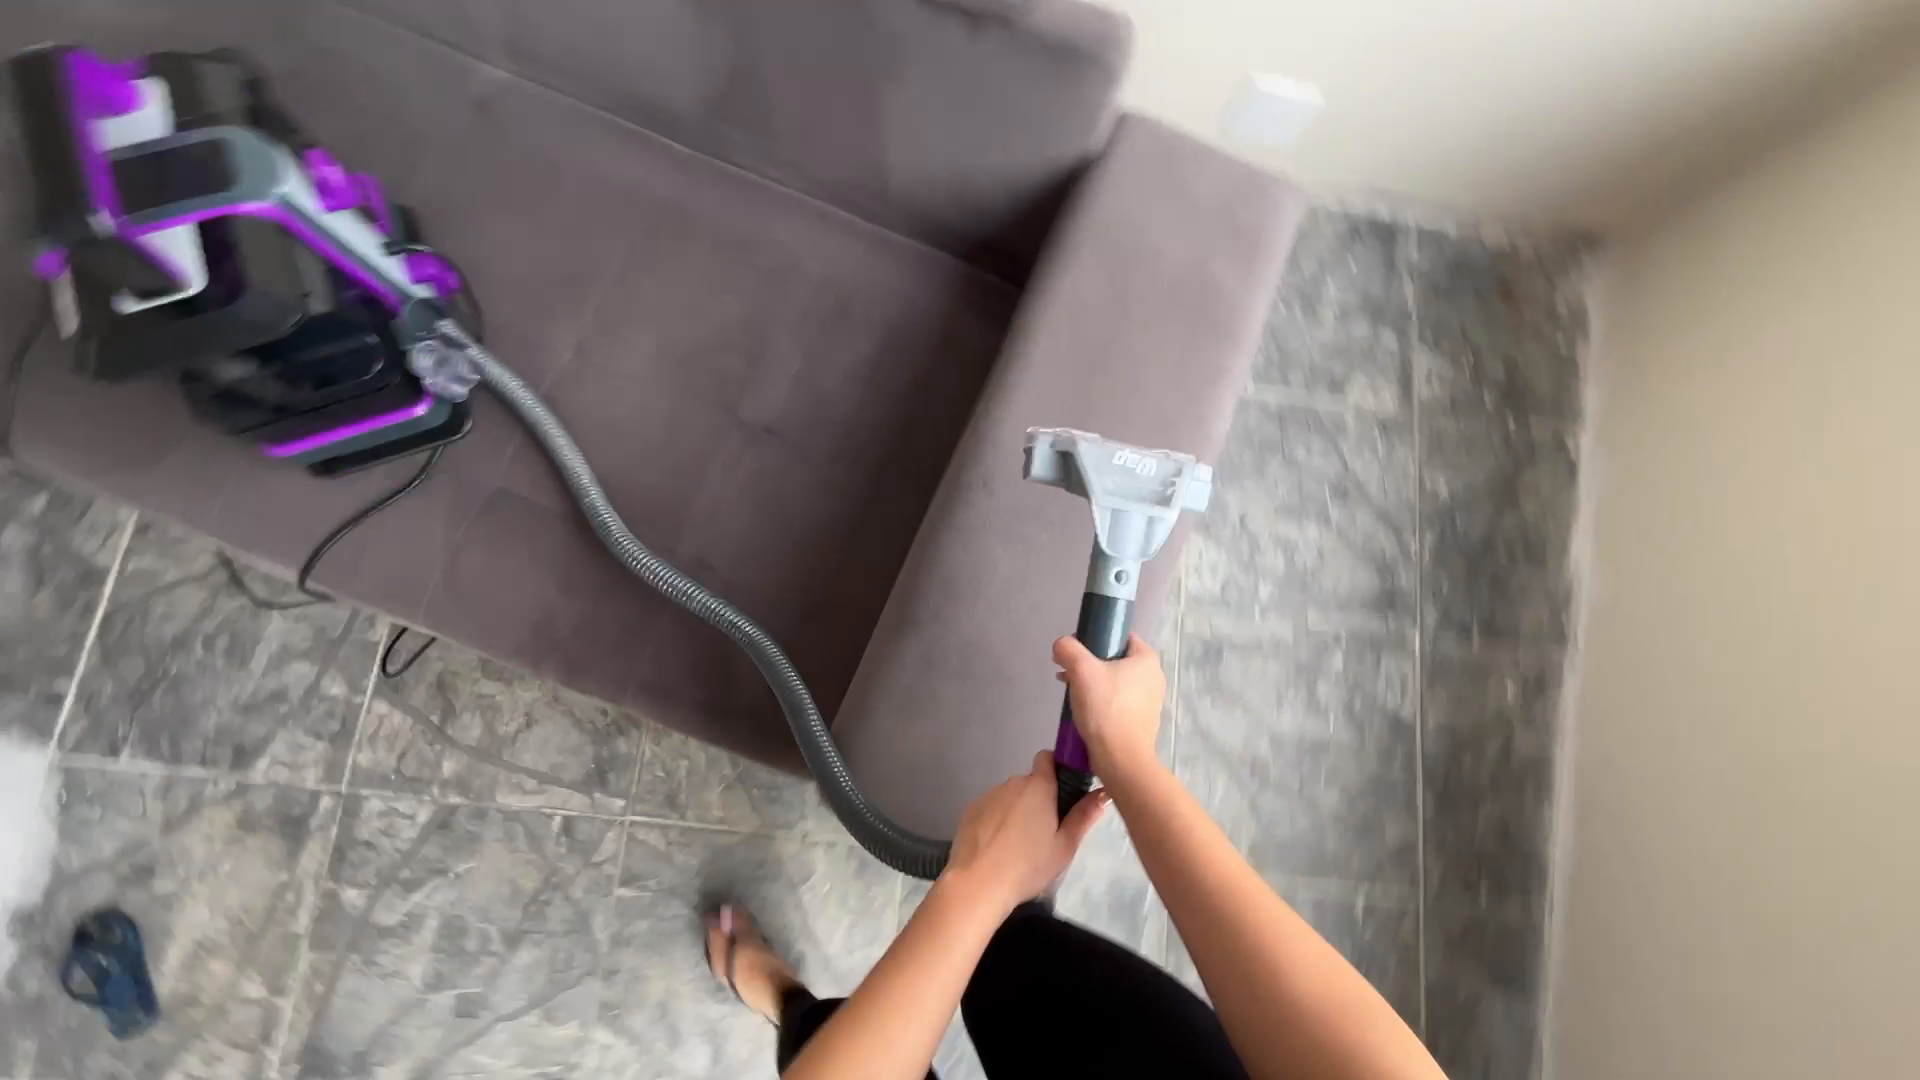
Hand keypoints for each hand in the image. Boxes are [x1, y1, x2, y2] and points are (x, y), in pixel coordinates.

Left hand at [943, 751, 1107, 911]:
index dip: (1056, 768)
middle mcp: (1012, 783)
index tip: (1063, 791)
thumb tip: (1104, 792)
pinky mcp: (971, 809)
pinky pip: (992, 808)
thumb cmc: (1028, 865)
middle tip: (1046, 831)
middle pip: (1030, 783)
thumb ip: (1084, 816)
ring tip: (1019, 845)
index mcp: (1037, 787)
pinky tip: (998, 847)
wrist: (978, 883)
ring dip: (1017, 810)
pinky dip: (997, 820)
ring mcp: (989, 795)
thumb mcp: (1065, 846)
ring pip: (1010, 797)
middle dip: (1039, 799)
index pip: (1047, 757)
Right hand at [1053, 633, 1164, 776]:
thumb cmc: (1105, 708)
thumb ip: (1068, 649)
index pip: (1123, 636)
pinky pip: (1117, 701)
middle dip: (1090, 663)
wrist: (1120, 758)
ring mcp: (1149, 701)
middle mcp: (1153, 678)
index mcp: (1147, 660)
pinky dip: (1101, 700)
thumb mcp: (1081, 670)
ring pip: (1115, 681)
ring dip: (1092, 682)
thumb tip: (1062, 645)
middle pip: (1116, 659)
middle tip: (1068, 670)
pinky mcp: (1140, 721)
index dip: (1098, 637)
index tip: (1077, 649)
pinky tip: (1082, 709)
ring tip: (1070, 690)